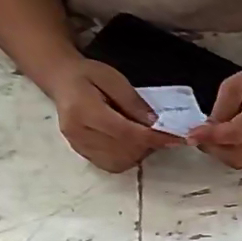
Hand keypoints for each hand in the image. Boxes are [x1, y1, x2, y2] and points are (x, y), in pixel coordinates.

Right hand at [41, 55, 180, 171]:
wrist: (62, 81)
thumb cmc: (88, 75)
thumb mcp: (113, 78)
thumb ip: (134, 102)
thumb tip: (155, 124)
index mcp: (83, 110)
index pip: (127, 133)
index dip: (155, 138)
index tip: (179, 138)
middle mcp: (78, 133)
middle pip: (125, 151)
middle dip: (150, 145)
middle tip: (162, 132)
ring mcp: (79, 146)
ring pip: (121, 161)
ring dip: (141, 152)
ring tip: (145, 135)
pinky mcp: (83, 154)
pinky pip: (113, 164)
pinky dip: (129, 157)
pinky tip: (133, 143)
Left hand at [186, 59, 241, 168]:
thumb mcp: (234, 86)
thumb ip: (219, 111)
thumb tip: (205, 134)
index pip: (234, 134)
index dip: (211, 137)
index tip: (190, 135)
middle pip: (237, 155)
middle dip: (214, 149)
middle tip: (200, 136)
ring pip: (240, 162)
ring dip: (221, 154)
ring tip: (212, 138)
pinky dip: (231, 155)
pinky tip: (225, 142)